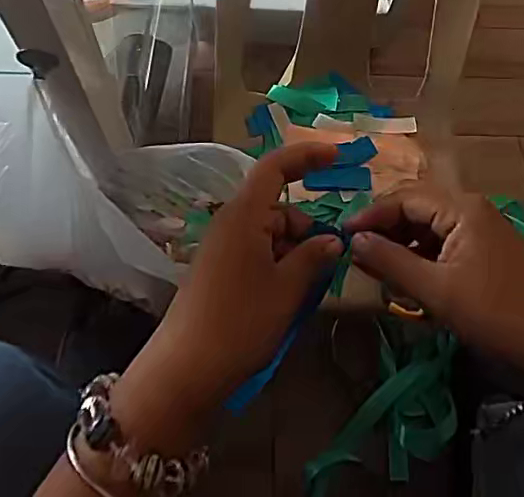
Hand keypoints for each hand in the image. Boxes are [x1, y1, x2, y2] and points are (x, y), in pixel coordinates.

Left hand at [112, 142, 345, 451]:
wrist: (185, 369)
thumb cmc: (239, 322)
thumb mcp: (286, 290)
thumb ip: (313, 257)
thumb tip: (333, 240)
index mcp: (245, 213)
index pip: (276, 166)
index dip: (307, 155)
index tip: (337, 155)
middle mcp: (231, 220)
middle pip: (279, 207)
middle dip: (308, 230)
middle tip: (330, 265)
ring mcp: (223, 244)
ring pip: (271, 233)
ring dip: (295, 252)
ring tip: (307, 291)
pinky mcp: (219, 267)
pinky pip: (258, 251)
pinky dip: (279, 265)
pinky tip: (288, 297)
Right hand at [344, 186, 523, 371]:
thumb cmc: (495, 313)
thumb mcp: (436, 290)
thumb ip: (390, 261)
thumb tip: (353, 240)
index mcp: (460, 207)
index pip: (402, 198)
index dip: (370, 216)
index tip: (342, 235)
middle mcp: (469, 208)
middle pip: (414, 208)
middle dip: (384, 230)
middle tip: (355, 252)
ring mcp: (479, 229)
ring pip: (426, 227)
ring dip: (400, 245)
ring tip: (375, 267)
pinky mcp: (483, 251)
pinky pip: (442, 243)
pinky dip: (420, 258)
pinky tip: (406, 279)